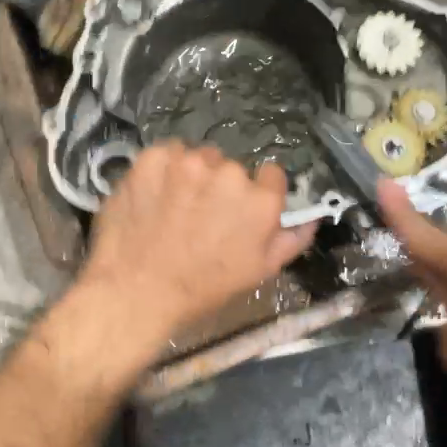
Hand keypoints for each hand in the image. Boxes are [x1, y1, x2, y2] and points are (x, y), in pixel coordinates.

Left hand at [76, 142, 316, 352]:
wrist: (135, 291)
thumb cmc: (202, 289)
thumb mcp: (259, 272)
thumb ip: (292, 240)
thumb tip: (311, 218)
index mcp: (261, 201)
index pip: (271, 175)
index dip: (257, 193)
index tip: (239, 211)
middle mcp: (229, 174)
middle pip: (232, 167)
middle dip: (221, 186)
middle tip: (202, 216)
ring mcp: (189, 163)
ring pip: (199, 158)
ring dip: (193, 175)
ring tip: (176, 206)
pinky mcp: (153, 158)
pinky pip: (167, 154)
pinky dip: (164, 170)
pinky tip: (155, 196)